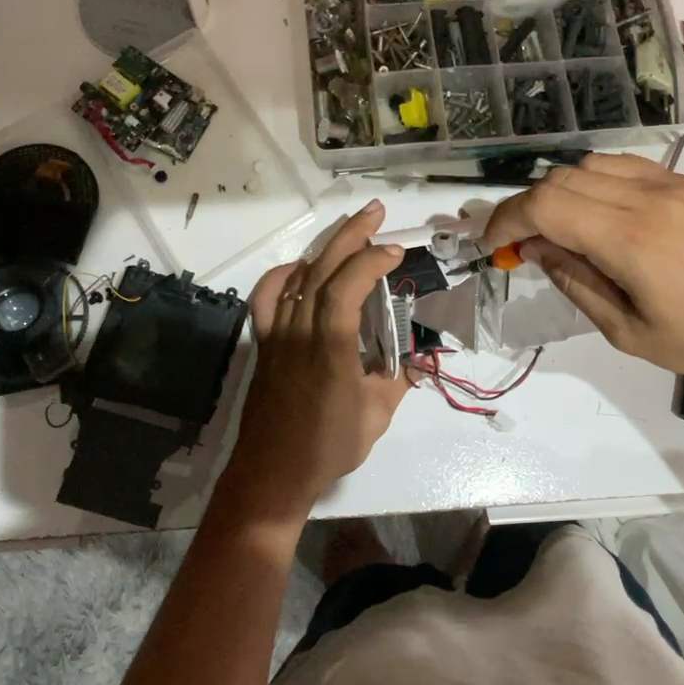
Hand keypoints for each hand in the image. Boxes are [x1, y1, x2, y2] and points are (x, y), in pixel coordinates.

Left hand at [217, 200, 408, 525]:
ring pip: (297, 278)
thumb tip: (419, 356)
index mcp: (330, 348)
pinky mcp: (264, 344)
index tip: (394, 250)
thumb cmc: (328, 447)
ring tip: (348, 229)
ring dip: (323, 248)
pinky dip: (281, 276)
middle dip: (350, 236)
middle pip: (320, 270)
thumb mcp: (376, 415)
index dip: (369, 261)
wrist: (272, 472)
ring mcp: (277, 335)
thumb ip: (398, 379)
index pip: (346, 288)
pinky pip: (266, 299)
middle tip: (375, 212)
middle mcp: (300, 332)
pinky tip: (298, 268)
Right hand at [482, 153, 683, 384]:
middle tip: (521, 244)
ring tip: (558, 230)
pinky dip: (594, 183)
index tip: (492, 245)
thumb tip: (537, 251)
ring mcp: (670, 184)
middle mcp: (647, 197)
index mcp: (630, 238)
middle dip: (527, 207)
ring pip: (590, 165)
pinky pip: (623, 168)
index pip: (546, 205)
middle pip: (561, 178)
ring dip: (560, 191)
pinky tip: (598, 216)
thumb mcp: (631, 332)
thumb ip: (577, 284)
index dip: (507, 220)